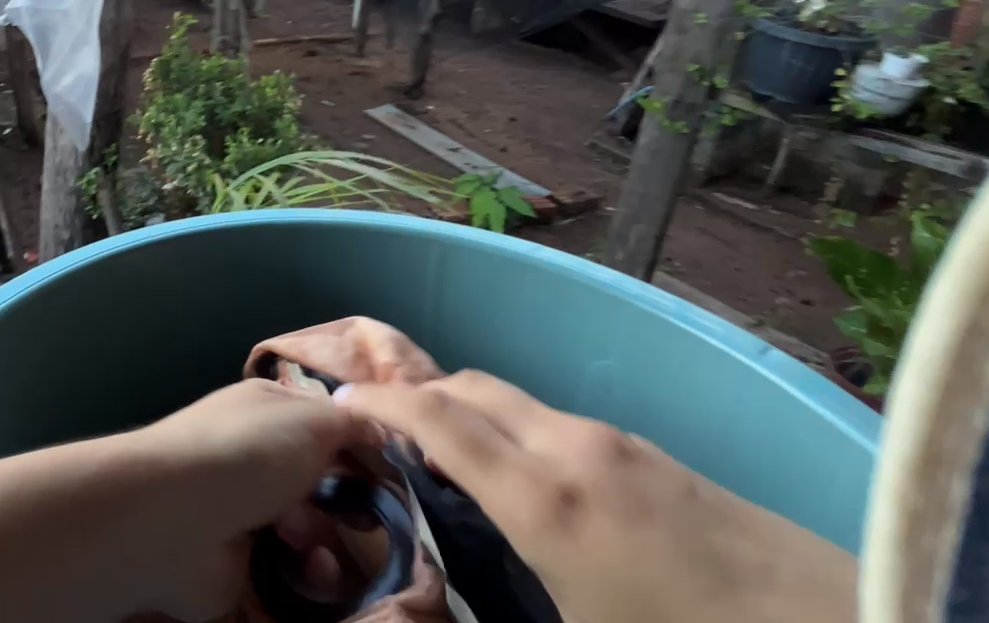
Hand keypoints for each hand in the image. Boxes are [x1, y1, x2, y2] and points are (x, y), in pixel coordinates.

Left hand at [109, 379, 377, 621]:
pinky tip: (310, 571)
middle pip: (319, 480)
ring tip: (312, 543)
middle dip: (344, 499)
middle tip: (365, 515)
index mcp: (268, 408)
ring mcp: (245, 509)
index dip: (358, 445)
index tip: (390, 469)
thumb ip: (352, 423)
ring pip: (308, 529)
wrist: (176, 515)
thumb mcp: (312, 419)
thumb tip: (378, 430)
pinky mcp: (240, 563)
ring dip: (322, 539)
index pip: (324, 423)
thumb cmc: (250, 451)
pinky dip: (307, 575)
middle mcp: (256, 455)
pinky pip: (290, 572)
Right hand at [339, 372, 856, 622]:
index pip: (436, 418)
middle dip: (417, 398)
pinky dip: (512, 432)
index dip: (379, 403)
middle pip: (469, 388)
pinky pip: (552, 422)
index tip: (339, 404)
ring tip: (450, 464)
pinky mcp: (649, 454)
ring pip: (512, 401)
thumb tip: (444, 597)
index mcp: (542, 497)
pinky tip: (528, 485)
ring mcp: (615, 443)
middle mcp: (569, 446)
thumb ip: (497, 603)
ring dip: (467, 415)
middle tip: (386, 436)